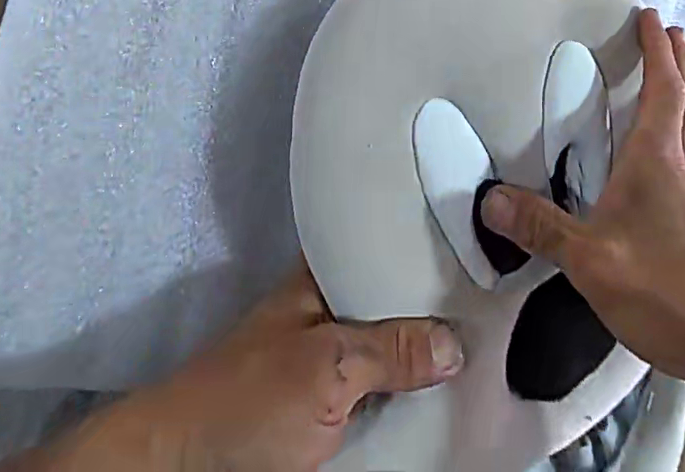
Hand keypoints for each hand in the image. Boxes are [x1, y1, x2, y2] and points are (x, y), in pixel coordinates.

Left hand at [10, 268, 462, 471]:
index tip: (480, 237)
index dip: (431, 240)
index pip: (388, 243)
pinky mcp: (336, 405)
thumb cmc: (248, 400)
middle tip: (502, 293)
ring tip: (496, 332)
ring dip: (431, 350)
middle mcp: (335, 309)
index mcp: (326, 277)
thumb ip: (390, 350)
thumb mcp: (325, 367)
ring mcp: (336, 358)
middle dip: (441, 301)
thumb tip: (459, 343)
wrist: (182, 471)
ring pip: (396, 345)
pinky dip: (415, 390)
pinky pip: (388, 389)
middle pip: (399, 298)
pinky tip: (455, 387)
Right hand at [478, 8, 684, 393]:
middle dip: (679, 63)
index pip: (663, 88)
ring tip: (683, 82)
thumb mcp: (591, 259)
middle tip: (674, 36)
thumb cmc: (669, 291)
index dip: (657, 49)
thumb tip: (492, 199)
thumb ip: (541, 227)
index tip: (651, 18)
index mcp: (658, 160)